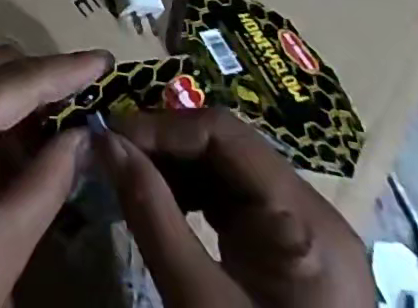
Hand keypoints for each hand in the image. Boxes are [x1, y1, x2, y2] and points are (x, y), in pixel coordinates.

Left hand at [0, 46, 112, 307]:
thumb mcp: (9, 236)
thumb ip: (51, 177)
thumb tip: (85, 134)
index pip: (19, 81)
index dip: (65, 69)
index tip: (106, 59)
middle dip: (43, 76)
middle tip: (88, 92)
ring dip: (23, 95)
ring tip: (66, 122)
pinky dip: (2, 116)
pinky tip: (29, 146)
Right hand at [95, 108, 373, 307]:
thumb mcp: (197, 300)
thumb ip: (151, 213)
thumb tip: (105, 143)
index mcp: (304, 217)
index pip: (225, 133)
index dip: (162, 127)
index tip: (109, 136)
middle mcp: (311, 209)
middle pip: (229, 146)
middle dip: (165, 144)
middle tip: (110, 152)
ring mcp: (303, 229)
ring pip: (229, 169)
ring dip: (174, 165)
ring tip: (126, 172)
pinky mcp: (288, 248)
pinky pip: (235, 200)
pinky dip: (192, 194)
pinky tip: (158, 200)